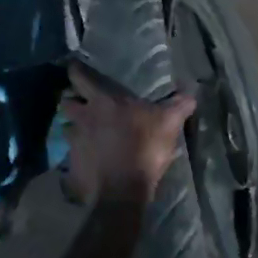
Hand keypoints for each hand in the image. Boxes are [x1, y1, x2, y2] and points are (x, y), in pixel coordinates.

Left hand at [61, 63, 195, 204]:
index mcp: (103, 101)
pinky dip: (78, 154)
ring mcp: (74, 143)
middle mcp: (83, 118)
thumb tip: (191, 94)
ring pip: (66, 128)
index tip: (74, 65)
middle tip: (82, 103)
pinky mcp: (71, 165)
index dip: (75, 70)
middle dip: (72, 101)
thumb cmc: (144, 148)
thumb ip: (179, 105)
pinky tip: (89, 159)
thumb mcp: (169, 123)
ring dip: (73, 127)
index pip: (80, 78)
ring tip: (85, 132)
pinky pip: (70, 155)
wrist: (123, 191)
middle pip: (66, 103)